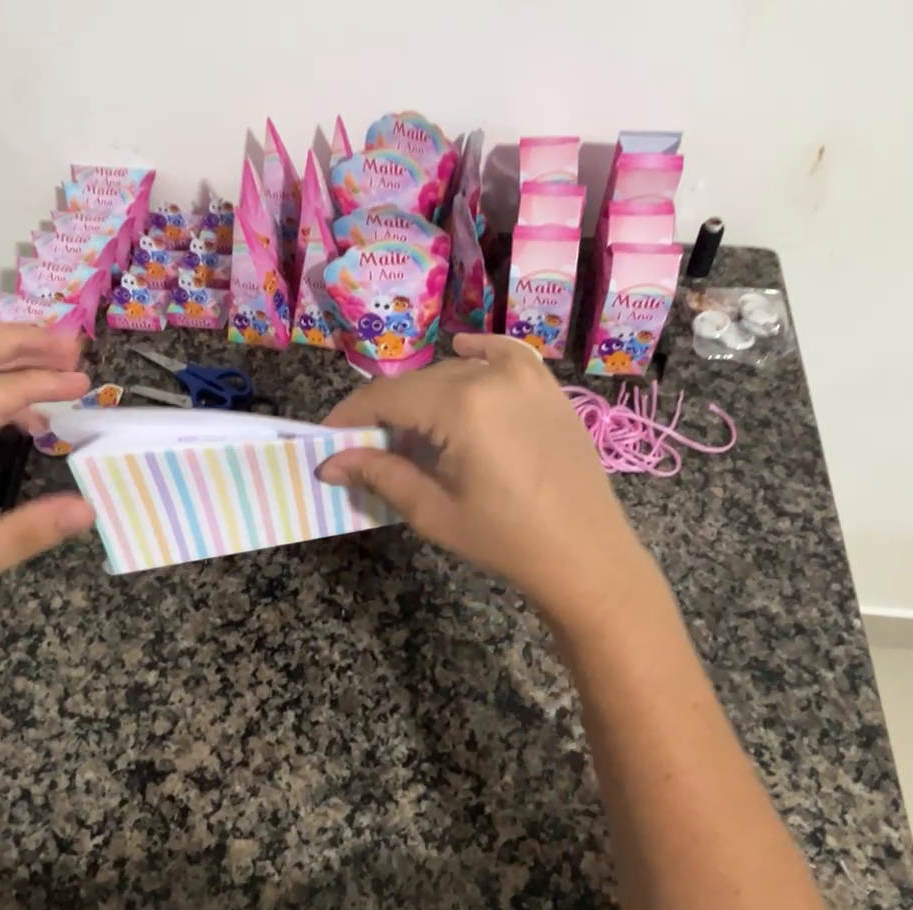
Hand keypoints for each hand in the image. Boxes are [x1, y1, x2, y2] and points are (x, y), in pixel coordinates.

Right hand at [318, 334, 653, 618]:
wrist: (586, 554)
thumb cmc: (506, 539)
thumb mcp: (434, 511)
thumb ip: (379, 475)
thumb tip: (329, 463)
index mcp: (460, 404)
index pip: (385, 397)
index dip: (349, 417)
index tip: (327, 440)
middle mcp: (491, 375)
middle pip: (419, 384)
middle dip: (388, 414)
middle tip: (370, 451)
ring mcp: (526, 376)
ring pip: (456, 371)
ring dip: (427, 397)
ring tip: (416, 436)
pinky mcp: (548, 387)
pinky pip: (504, 355)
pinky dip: (478, 354)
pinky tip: (463, 353)